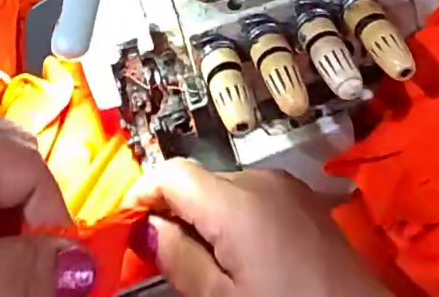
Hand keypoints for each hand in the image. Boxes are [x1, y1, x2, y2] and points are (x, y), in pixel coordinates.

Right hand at [126, 159, 382, 296]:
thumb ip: (180, 260)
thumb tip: (148, 227)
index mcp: (236, 199)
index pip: (170, 172)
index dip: (144, 194)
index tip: (129, 225)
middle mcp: (260, 179)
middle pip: (198, 181)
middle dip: (177, 213)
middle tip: (167, 258)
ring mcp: (289, 190)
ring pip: (225, 190)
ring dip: (207, 218)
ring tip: (209, 266)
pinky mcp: (309, 206)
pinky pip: (255, 201)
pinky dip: (237, 222)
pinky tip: (247, 261)